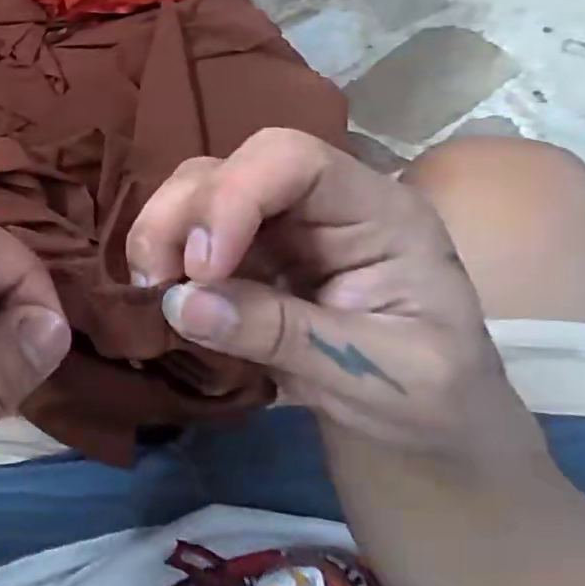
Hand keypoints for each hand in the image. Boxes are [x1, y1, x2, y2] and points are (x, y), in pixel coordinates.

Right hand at [127, 129, 540, 461]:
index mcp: (377, 213)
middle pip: (222, 170)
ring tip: (156, 293)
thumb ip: (282, 336)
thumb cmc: (428, 397)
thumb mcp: (378, 376)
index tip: (203, 270)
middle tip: (159, 285)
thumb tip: (179, 302)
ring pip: (188, 193)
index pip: (291, 160)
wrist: (417, 425)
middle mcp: (315, 204)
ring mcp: (271, 226)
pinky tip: (160, 297)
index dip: (233, 198)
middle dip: (178, 220)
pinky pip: (178, 234)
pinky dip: (156, 260)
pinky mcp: (236, 253)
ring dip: (157, 237)